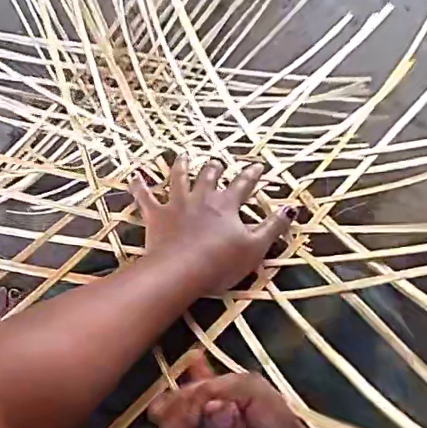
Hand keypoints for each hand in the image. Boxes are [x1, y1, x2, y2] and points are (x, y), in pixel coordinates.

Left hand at [128, 156, 290, 293]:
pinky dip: (139, 187)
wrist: (182, 271)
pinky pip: (145, 198)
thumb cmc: (221, 262)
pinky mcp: (156, 217)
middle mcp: (202, 199)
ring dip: (181, 167)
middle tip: (216, 162)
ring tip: (183, 156)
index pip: (242, 185)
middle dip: (214, 169)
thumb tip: (291, 208)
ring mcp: (177, 206)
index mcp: (227, 206)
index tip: (257, 165)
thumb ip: (273, 227)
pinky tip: (135, 175)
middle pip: (209, 178)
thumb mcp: (255, 247)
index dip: (251, 175)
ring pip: (179, 180)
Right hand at [149, 358, 330, 427]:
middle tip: (160, 414)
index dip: (205, 393)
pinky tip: (193, 387)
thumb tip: (215, 403)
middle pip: (241, 387)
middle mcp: (289, 425)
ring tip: (164, 407)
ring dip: (201, 398)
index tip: (170, 416)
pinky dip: (215, 401)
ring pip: (239, 396)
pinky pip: (242, 410)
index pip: (246, 389)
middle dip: (198, 394)